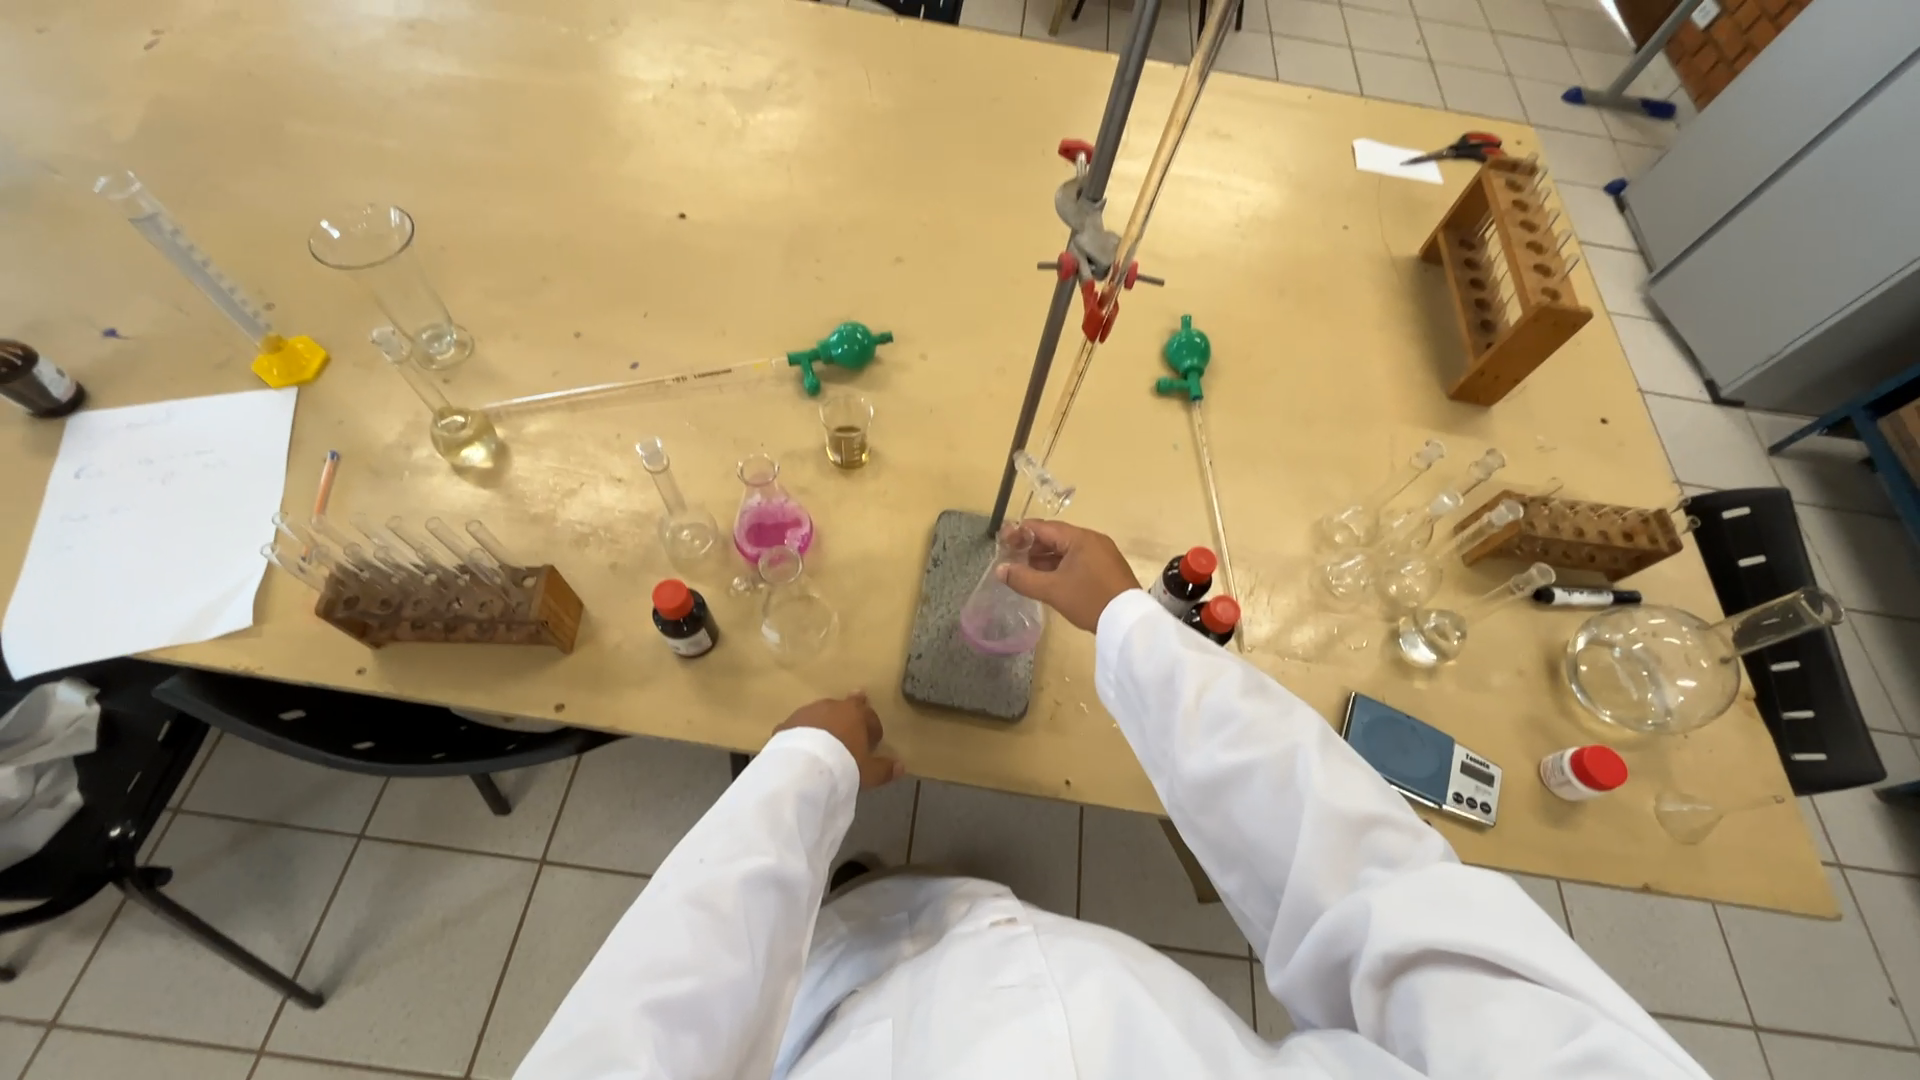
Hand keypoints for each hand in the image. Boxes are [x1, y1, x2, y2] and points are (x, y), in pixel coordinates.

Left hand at [773, 691, 903, 788]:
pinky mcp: (785, 725)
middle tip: (849, 737)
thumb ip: (885, 768)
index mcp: (854, 713)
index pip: (867, 713)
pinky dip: (802, 736)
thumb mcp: (868, 772)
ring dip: (823, 728)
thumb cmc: (843, 764)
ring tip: (824, 746)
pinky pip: (798, 729)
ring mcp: (805, 713)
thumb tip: (901, 766)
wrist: (802, 768)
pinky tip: (802, 751)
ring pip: (818, 717)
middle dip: (846, 722)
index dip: (872, 726)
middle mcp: (829, 706)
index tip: (873, 741)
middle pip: (842, 710)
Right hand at [996, 519, 1138, 631]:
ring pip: (1066, 551)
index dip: (1019, 533)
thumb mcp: (1052, 590)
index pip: (1043, 527)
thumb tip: (1000, 570)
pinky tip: (1047, 580)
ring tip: (1024, 572)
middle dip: (1031, 547)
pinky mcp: (1106, 569)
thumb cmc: (1089, 600)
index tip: (1001, 543)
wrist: (1129, 622)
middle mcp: (1092, 540)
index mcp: (1080, 538)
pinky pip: (1077, 561)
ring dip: (1044, 560)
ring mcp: (1102, 554)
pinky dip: (1059, 567)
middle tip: (1010, 559)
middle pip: (1054, 537)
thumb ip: (1023, 579)